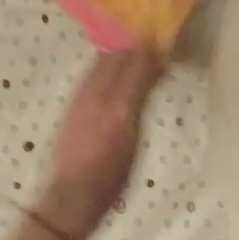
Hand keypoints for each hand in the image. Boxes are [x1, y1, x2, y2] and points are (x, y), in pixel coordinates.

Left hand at [36, 50, 164, 239]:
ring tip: (135, 56)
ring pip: (102, 61)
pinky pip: (91, 74)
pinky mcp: (71, 105)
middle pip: (118, 55)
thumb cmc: (110, 177)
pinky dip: (105, 67)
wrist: (73, 195)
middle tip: (152, 45)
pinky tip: (112, 73)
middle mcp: (97, 94)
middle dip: (135, 46)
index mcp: (120, 105)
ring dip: (119, 53)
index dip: (153, 49)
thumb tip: (156, 67)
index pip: (138, 61)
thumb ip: (142, 100)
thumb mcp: (135, 141)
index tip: (167, 44)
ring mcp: (81, 97)